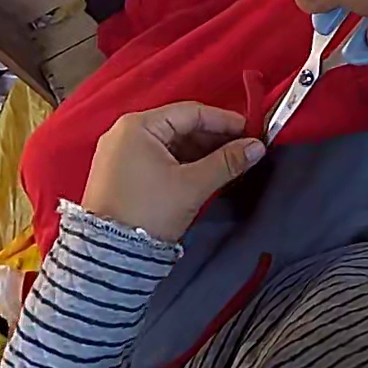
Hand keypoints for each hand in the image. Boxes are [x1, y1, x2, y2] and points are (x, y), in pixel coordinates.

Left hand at [80, 103, 264, 242]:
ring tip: (230, 163)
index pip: (191, 112)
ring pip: (173, 143)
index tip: (251, 132)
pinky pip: (161, 157)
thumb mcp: (193, 185)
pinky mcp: (123, 171)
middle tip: (243, 149)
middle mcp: (126, 132)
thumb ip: (228, 162)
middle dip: (215, 138)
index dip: (225, 121)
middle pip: (181, 126)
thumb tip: (257, 147)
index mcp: (139, 126)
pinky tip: (207, 171)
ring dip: (202, 151)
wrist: (110, 255)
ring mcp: (121, 152)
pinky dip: (185, 162)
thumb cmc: (149, 212)